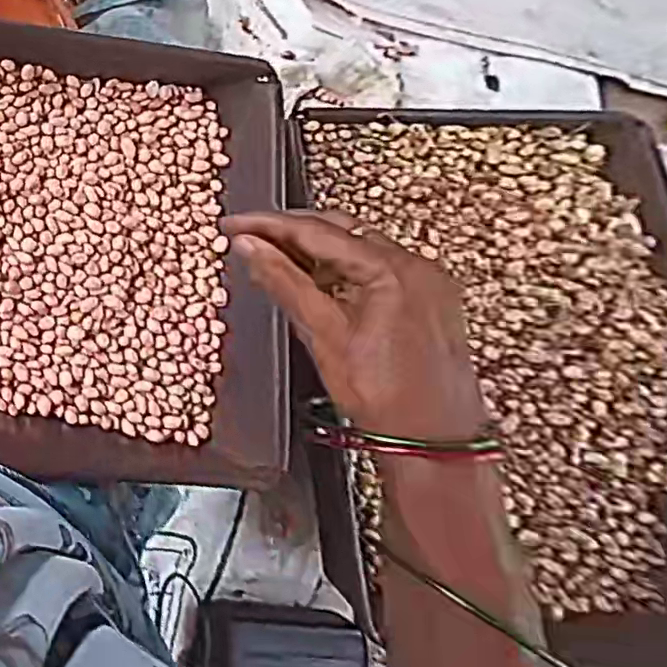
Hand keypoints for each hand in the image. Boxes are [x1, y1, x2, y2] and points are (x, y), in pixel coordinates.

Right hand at [222, 210, 487, 441]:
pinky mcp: (423, 300)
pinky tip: (302, 276)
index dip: (267, 225)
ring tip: (266, 255)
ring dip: (307, 247)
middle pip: (338, 229)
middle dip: (286, 229)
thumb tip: (249, 246)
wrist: (433, 442)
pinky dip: (330, 265)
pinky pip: (368, 266)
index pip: (316, 231)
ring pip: (352, 245)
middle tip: (244, 234)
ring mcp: (424, 284)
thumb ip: (282, 280)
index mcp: (395, 271)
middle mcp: (417, 269)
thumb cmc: (386, 394)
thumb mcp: (322, 331)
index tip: (233, 224)